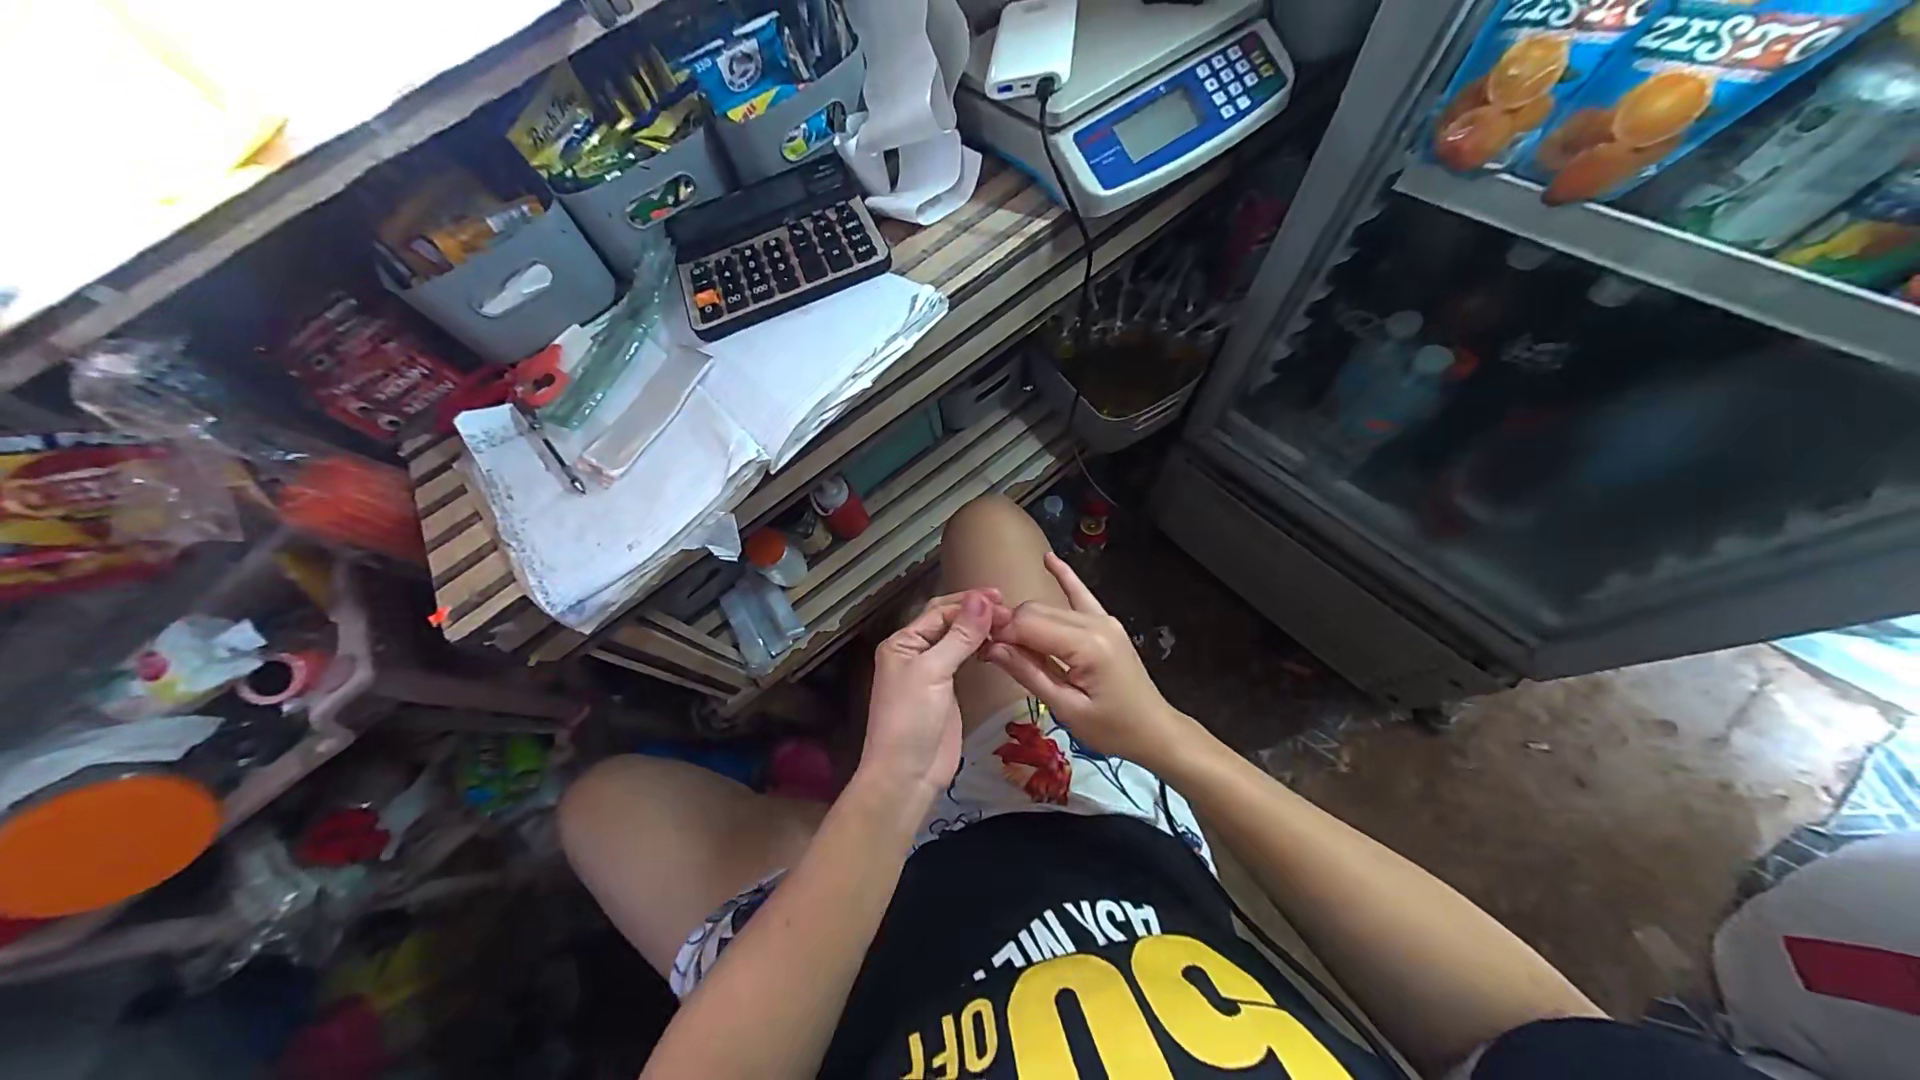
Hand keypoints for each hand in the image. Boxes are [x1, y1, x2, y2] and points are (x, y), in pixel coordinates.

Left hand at [858, 588, 1006, 806]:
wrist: (907, 775)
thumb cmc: (911, 720)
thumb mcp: (933, 672)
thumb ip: (959, 636)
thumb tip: (982, 599)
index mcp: (903, 643)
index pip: (939, 611)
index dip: (969, 603)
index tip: (1002, 600)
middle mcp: (915, 652)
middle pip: (948, 621)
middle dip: (976, 612)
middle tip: (1010, 610)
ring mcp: (931, 672)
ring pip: (957, 639)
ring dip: (980, 629)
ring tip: (1009, 623)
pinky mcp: (946, 690)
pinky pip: (964, 660)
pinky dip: (980, 648)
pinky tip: (997, 645)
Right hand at [983, 553, 1199, 769]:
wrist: (1154, 730)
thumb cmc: (1112, 728)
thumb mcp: (1066, 708)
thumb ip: (1029, 673)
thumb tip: (991, 647)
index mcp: (1087, 645)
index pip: (1027, 624)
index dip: (1000, 634)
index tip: (981, 650)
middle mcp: (1095, 622)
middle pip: (1035, 611)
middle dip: (1009, 627)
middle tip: (990, 652)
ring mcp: (1103, 618)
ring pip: (1048, 606)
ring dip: (1024, 619)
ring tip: (1004, 640)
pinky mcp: (1105, 622)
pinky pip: (1080, 593)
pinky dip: (1064, 577)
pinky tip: (1048, 559)